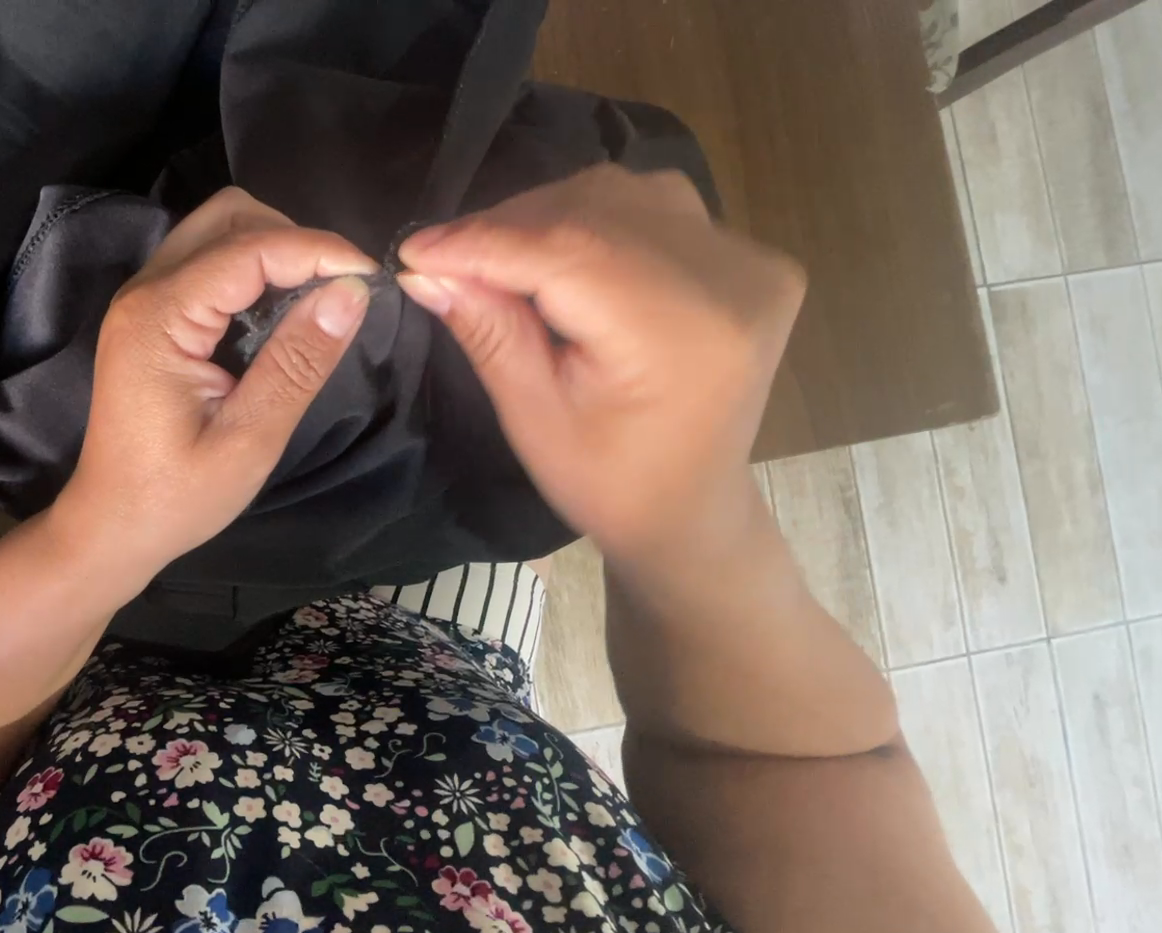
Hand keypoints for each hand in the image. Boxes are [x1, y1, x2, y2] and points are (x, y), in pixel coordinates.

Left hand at [49, 188, 374, 589]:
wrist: (113, 525)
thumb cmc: (177, 497)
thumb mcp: (249, 438)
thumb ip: (298, 362)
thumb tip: (352, 291)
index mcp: (160, 318)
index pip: (250, 247)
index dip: (318, 250)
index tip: (371, 277)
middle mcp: (144, 293)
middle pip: (227, 217)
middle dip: (292, 238)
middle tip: (337, 288)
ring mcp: (141, 303)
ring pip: (215, 234)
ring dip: (271, 251)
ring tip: (313, 299)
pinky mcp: (148, 320)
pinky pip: (205, 266)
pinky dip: (249, 273)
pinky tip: (275, 314)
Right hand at [395, 165, 804, 573]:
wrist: (687, 507)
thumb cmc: (604, 484)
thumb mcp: (532, 418)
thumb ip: (488, 333)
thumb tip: (426, 269)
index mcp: (679, 333)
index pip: (568, 251)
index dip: (483, 241)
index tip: (413, 250)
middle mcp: (730, 277)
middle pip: (596, 210)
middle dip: (505, 224)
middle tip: (442, 256)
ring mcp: (748, 260)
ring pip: (622, 196)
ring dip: (541, 215)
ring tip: (488, 254)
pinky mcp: (747, 257)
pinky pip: (651, 209)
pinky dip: (585, 219)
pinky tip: (546, 252)